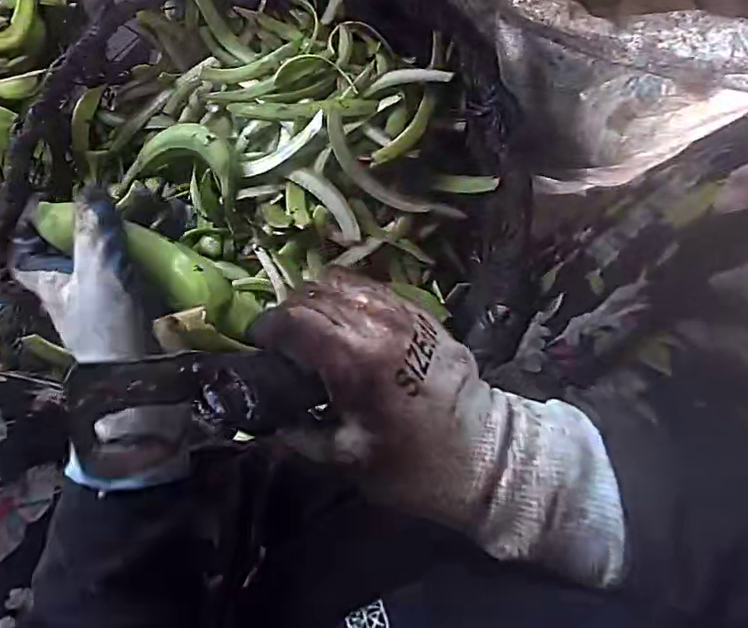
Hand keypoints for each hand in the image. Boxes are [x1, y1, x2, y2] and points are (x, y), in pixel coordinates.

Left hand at [12, 191, 187, 487]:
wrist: (144, 381)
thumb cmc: (107, 327)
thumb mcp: (95, 272)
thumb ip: (91, 230)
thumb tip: (87, 188)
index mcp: (51, 284)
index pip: (24, 255)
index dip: (26, 228)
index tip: (41, 199)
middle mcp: (75, 288)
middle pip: (71, 246)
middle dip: (87, 217)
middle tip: (106, 192)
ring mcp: (107, 295)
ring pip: (108, 251)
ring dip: (125, 226)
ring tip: (148, 201)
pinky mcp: (136, 301)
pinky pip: (139, 263)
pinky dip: (150, 244)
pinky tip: (169, 228)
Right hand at [253, 272, 628, 586]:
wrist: (488, 458)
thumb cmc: (414, 466)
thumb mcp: (347, 460)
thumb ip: (299, 434)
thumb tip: (266, 418)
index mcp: (354, 359)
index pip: (293, 320)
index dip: (267, 327)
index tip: (258, 342)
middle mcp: (374, 322)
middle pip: (311, 293)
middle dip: (289, 312)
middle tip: (286, 339)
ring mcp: (399, 310)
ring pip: (339, 280)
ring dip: (317, 298)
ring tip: (316, 326)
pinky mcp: (418, 309)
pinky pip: (369, 286)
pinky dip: (347, 296)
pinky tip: (348, 322)